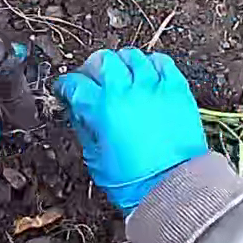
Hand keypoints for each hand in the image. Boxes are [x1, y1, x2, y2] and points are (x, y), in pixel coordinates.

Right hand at [55, 48, 208, 212]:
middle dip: (94, 68)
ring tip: (123, 76)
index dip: (66, 86)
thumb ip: (84, 127)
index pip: (75, 83)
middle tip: (95, 79)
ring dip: (123, 64)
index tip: (67, 90)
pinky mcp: (176, 88)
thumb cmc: (133, 181)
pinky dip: (152, 65)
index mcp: (101, 108)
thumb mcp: (95, 157)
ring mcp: (152, 86)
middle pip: (103, 59)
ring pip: (132, 55)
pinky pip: (162, 62)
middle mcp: (125, 90)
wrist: (173, 187)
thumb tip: (78, 109)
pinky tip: (148, 76)